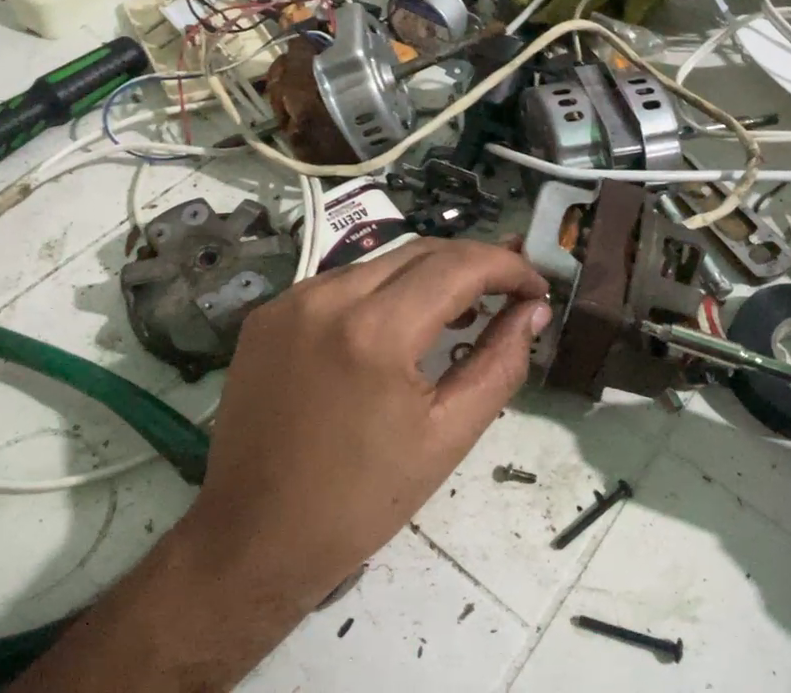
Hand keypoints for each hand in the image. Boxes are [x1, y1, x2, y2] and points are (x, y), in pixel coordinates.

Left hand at [13, 237, 549, 691]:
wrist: (255, 538)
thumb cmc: (361, 500)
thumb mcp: (448, 436)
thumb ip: (499, 363)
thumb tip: (530, 311)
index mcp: (375, 330)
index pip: (459, 265)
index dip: (508, 267)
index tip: (536, 289)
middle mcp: (326, 297)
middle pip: (420, 251)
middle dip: (472, 266)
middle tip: (507, 295)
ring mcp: (288, 301)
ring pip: (379, 264)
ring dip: (426, 277)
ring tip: (457, 313)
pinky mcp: (266, 316)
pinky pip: (338, 285)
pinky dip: (379, 294)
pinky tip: (393, 329)